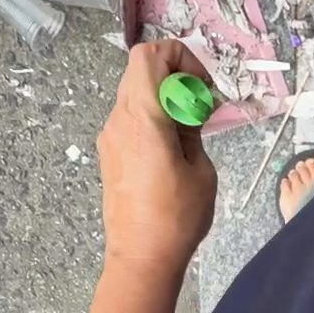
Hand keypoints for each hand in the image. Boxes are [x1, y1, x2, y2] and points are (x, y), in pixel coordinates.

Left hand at [96, 40, 218, 273]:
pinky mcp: (110, 153)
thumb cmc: (177, 217)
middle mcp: (119, 120)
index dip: (180, 58)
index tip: (203, 87)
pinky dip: (154, 118)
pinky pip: (132, 119)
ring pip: (135, 94)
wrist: (142, 257)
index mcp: (143, 117)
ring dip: (165, 99)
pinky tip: (174, 148)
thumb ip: (192, 130)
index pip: (149, 56)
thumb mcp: (201, 170)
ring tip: (191, 130)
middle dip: (176, 77)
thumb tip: (190, 110)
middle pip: (141, 70)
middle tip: (202, 106)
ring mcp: (110, 137)